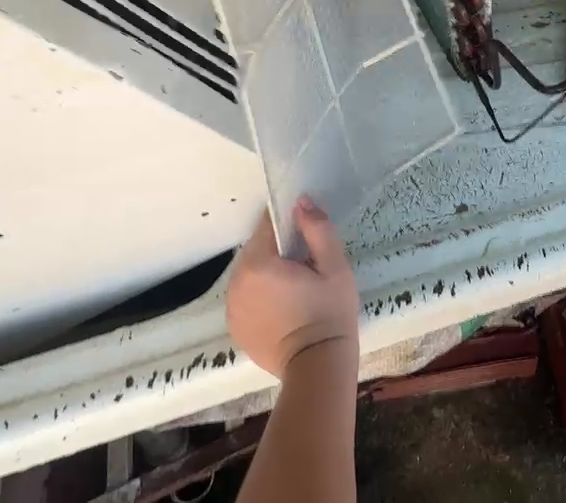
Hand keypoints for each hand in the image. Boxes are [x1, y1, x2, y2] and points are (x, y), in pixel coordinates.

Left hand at [226, 198, 360, 378]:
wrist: (317, 364)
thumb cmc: (329, 310)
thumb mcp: (334, 265)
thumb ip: (317, 229)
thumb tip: (301, 201)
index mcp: (258, 264)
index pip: (266, 227)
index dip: (286, 223)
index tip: (305, 230)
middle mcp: (236, 283)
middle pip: (255, 251)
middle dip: (277, 250)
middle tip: (306, 262)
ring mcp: (231, 308)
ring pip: (249, 275)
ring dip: (267, 272)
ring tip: (295, 284)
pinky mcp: (234, 328)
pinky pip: (246, 298)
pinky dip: (260, 295)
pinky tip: (283, 305)